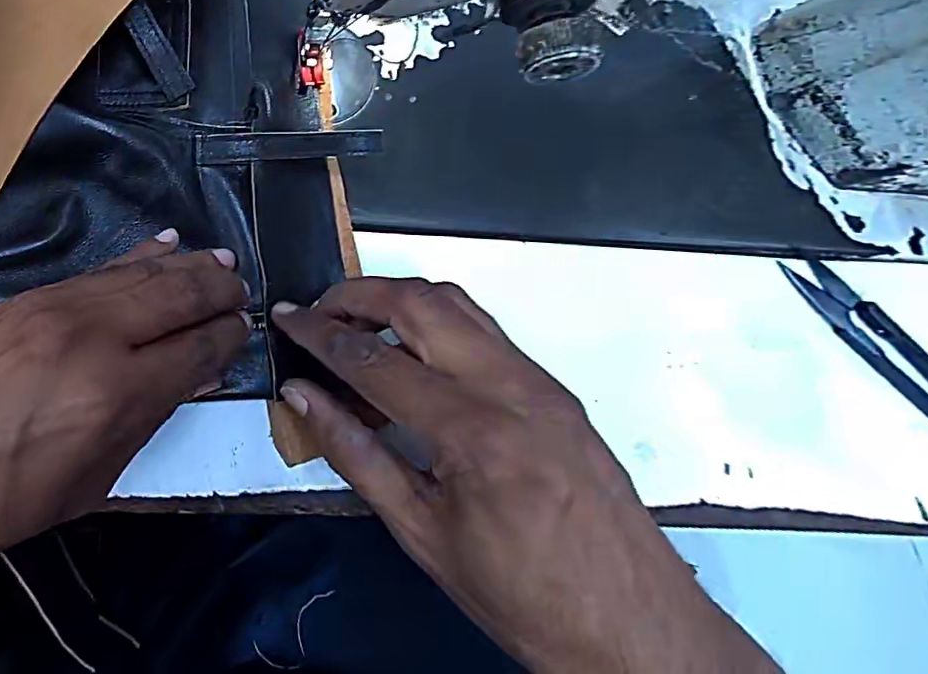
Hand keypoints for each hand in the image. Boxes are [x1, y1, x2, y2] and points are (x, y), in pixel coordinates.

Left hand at [0, 232, 248, 673]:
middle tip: (243, 284)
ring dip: (184, 264)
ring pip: (138, 272)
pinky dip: (136, 256)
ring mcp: (53, 307)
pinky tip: (158, 243)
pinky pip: (97, 269)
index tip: (245, 330)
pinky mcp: (23, 296)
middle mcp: (91, 336)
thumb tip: (174, 382)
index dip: (226, 340)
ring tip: (217, 258)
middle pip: (174, 298)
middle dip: (216, 289)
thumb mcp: (76, 491)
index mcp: (112, 395)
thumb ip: (135, 428)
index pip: (193, 352)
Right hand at [273, 279, 778, 673]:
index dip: (319, 333)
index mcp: (474, 433)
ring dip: (396, 297)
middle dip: (355, 294)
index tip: (288, 318)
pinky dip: (433, 320)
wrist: (639, 634)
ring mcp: (539, 380)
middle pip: (417, 303)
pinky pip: (481, 327)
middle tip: (317, 308)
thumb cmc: (526, 600)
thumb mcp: (422, 533)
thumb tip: (303, 398)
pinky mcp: (553, 385)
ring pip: (454, 301)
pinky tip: (410, 350)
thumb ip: (354, 453)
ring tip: (356, 320)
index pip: (374, 360)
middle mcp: (511, 388)